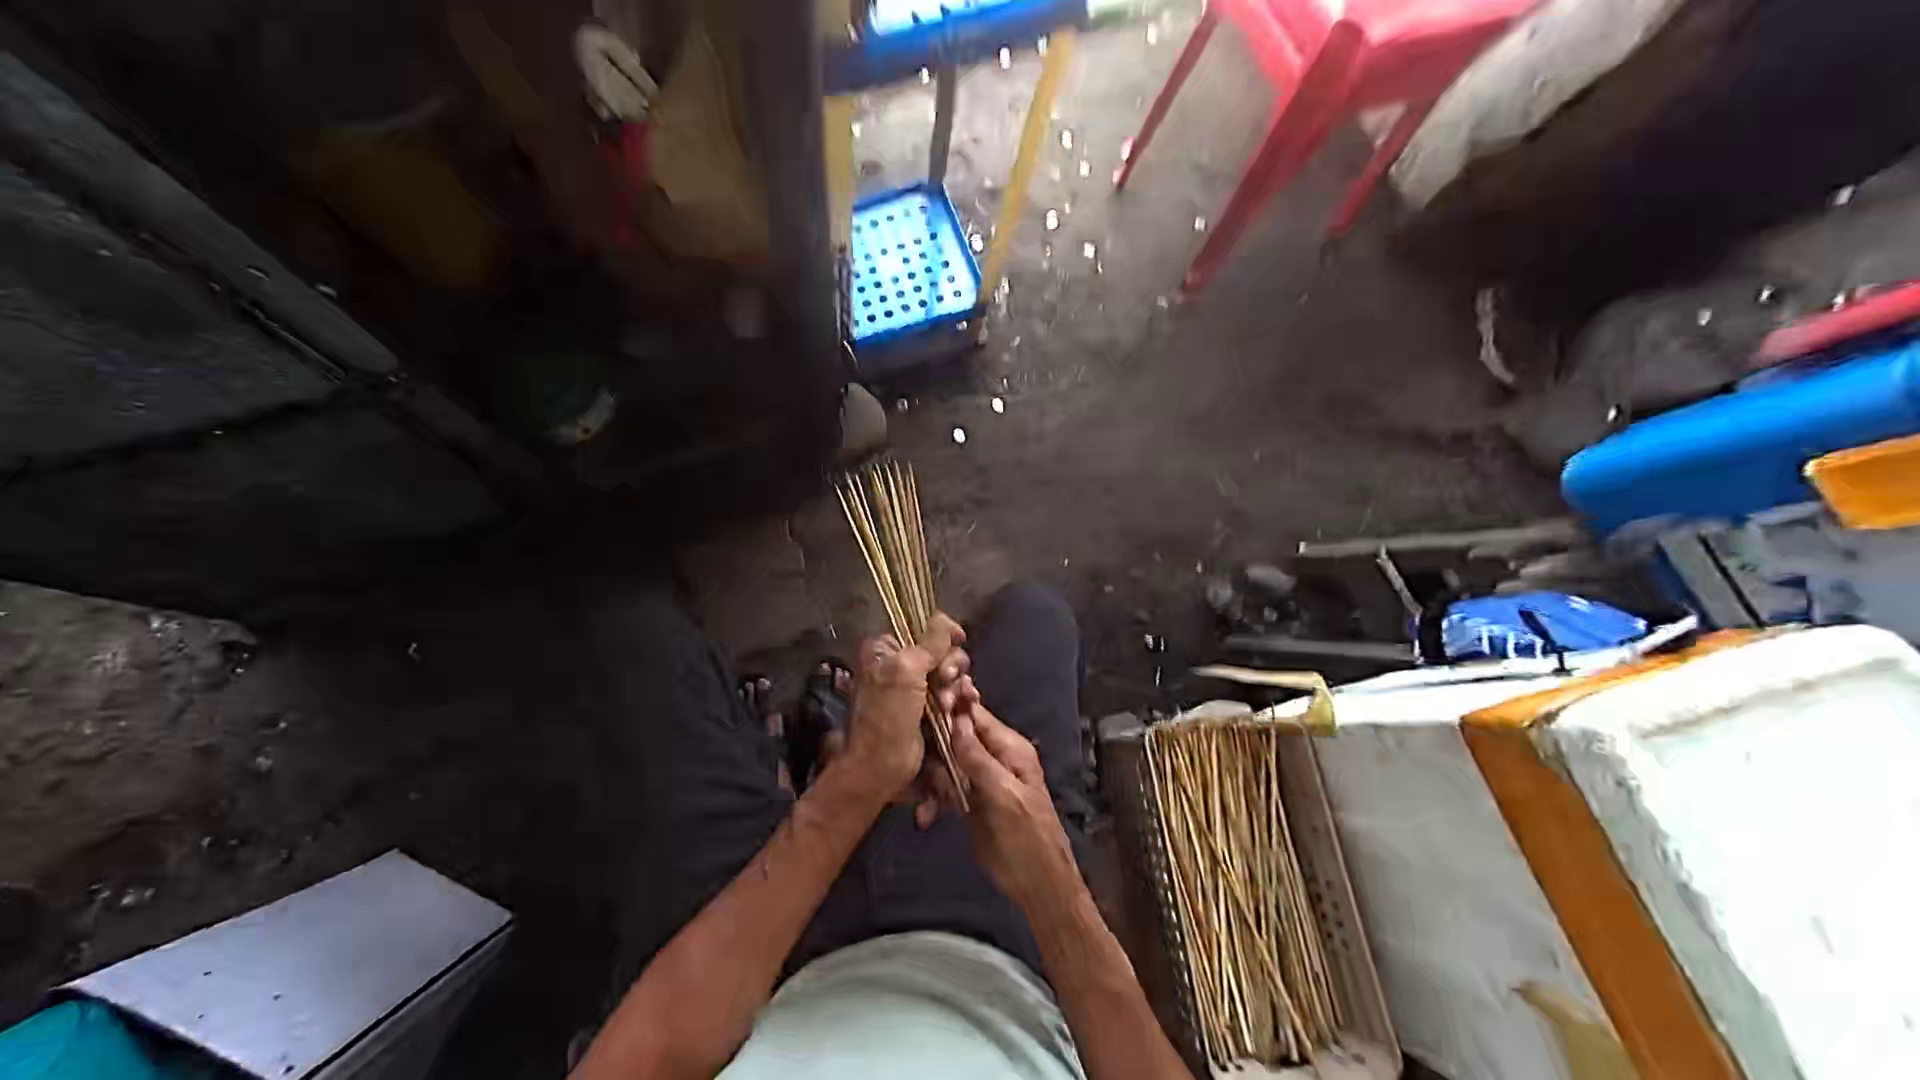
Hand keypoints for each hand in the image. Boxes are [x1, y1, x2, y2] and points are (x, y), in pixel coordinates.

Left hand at [840, 614, 964, 795]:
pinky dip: (958, 697)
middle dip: (949, 665)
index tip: (959, 641)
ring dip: (954, 685)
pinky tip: (961, 705)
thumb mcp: (906, 671)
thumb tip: (946, 618)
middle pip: (941, 649)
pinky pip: (951, 692)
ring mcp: (913, 686)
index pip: (922, 627)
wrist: (881, 767)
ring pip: (949, 672)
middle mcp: (899, 662)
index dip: (943, 634)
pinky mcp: (927, 707)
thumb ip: (929, 642)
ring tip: (947, 703)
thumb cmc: (888, 716)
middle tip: (946, 681)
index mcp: (885, 648)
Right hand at [940, 687, 1077, 910]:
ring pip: (945, 765)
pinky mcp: (969, 803)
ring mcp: (980, 780)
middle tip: (919, 769)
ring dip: (931, 781)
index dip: (950, 709)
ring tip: (925, 804)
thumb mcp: (1004, 794)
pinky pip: (945, 790)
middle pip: (955, 738)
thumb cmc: (1028, 837)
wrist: (1037, 886)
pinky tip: (926, 816)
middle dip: (934, 752)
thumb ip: (978, 757)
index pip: (976, 716)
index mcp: (1010, 748)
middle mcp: (994, 758)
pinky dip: (934, 801)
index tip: (921, 709)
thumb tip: (956, 719)